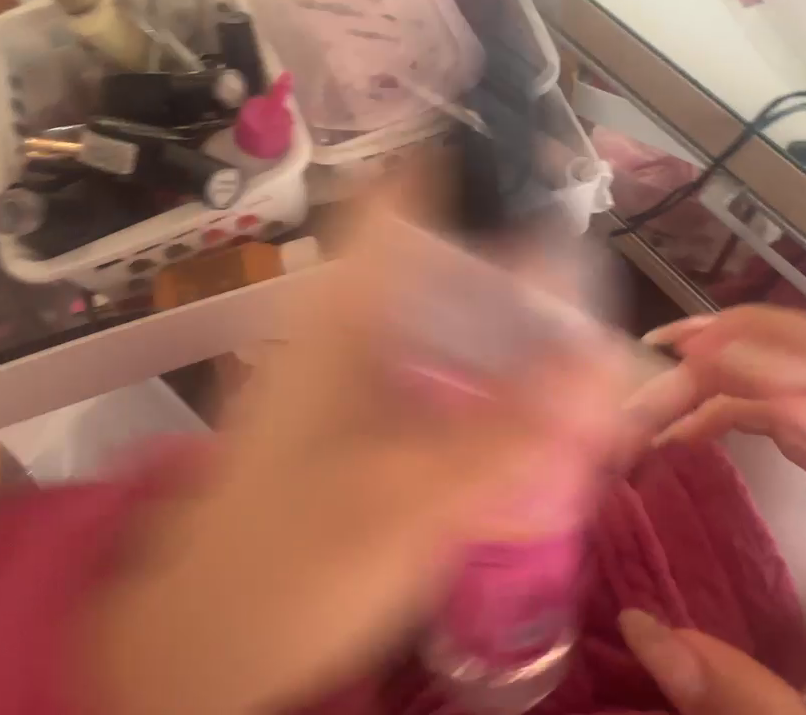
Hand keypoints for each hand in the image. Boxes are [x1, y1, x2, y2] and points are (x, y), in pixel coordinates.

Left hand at [85, 199, 629, 714]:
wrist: (202, 641)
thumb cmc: (292, 559)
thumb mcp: (413, 493)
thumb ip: (512, 428)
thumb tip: (602, 359)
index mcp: (345, 311)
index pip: (400, 196)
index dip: (464, 164)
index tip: (537, 167)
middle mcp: (346, 321)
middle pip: (441, 258)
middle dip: (513, 269)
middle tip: (583, 295)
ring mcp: (349, 367)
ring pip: (443, 315)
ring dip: (504, 329)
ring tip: (570, 353)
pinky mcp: (357, 410)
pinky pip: (434, 365)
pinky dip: (482, 373)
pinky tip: (522, 410)